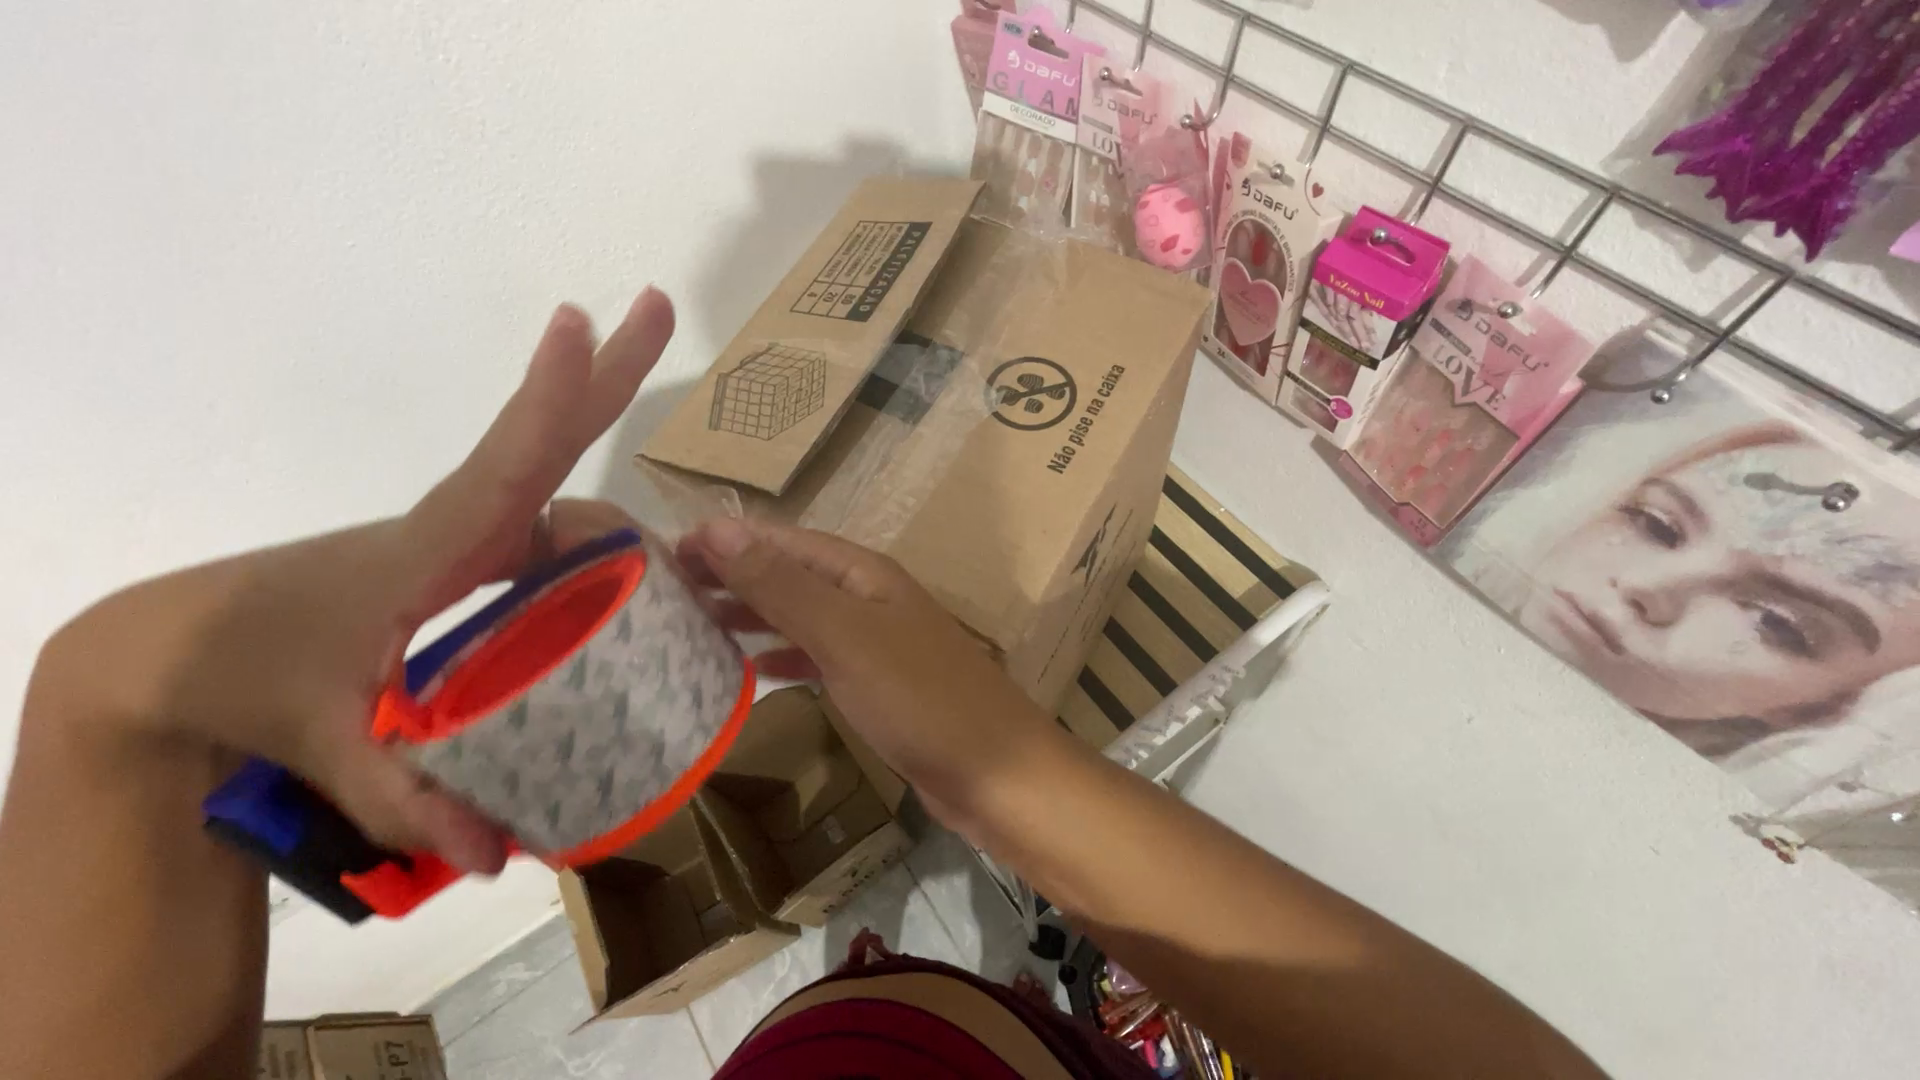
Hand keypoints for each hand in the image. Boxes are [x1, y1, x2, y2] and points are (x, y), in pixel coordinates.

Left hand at [32, 290, 676, 873]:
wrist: (184, 656)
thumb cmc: (251, 674)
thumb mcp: (326, 733)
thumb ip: (407, 791)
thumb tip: (502, 852)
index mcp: (440, 542)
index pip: (509, 459)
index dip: (552, 397)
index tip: (584, 323)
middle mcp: (468, 525)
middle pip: (552, 440)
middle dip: (608, 373)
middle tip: (657, 307)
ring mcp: (475, 541)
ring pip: (569, 503)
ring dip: (626, 505)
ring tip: (686, 573)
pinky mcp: (476, 565)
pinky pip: (557, 542)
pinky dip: (602, 551)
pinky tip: (633, 594)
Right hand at [678, 517, 1059, 823]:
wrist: (994, 773)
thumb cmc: (919, 698)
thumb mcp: (844, 635)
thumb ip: (782, 585)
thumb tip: (719, 528)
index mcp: (862, 574)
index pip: (781, 541)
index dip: (726, 540)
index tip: (664, 551)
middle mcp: (868, 598)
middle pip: (789, 575)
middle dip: (732, 577)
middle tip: (665, 591)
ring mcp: (876, 642)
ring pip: (801, 616)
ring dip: (752, 615)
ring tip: (693, 624)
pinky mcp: (878, 685)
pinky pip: (818, 657)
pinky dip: (782, 657)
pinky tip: (751, 668)